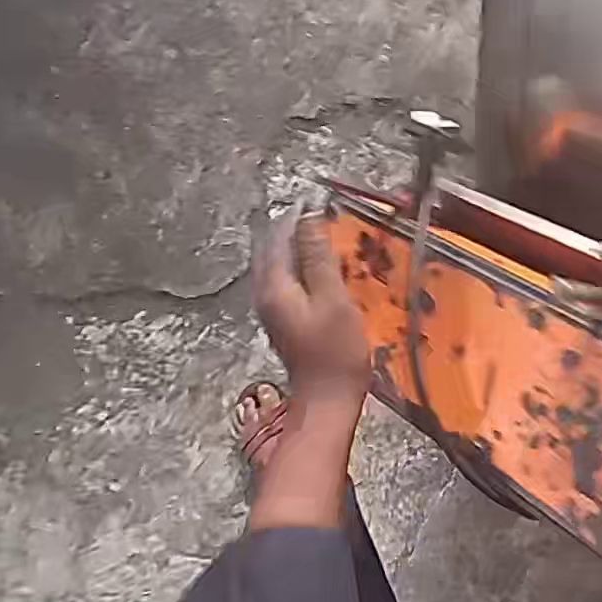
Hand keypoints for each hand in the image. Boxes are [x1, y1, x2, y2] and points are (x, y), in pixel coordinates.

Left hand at [254, 203, 370, 399]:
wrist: (328, 399)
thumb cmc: (335, 351)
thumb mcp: (332, 299)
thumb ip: (318, 257)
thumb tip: (308, 219)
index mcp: (273, 287)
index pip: (279, 239)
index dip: (298, 217)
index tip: (319, 202)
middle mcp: (265, 296)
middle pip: (274, 251)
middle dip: (294, 231)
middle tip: (321, 216)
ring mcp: (272, 311)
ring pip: (279, 267)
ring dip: (299, 250)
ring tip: (325, 237)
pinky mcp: (283, 322)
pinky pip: (287, 283)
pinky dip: (302, 269)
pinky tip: (321, 271)